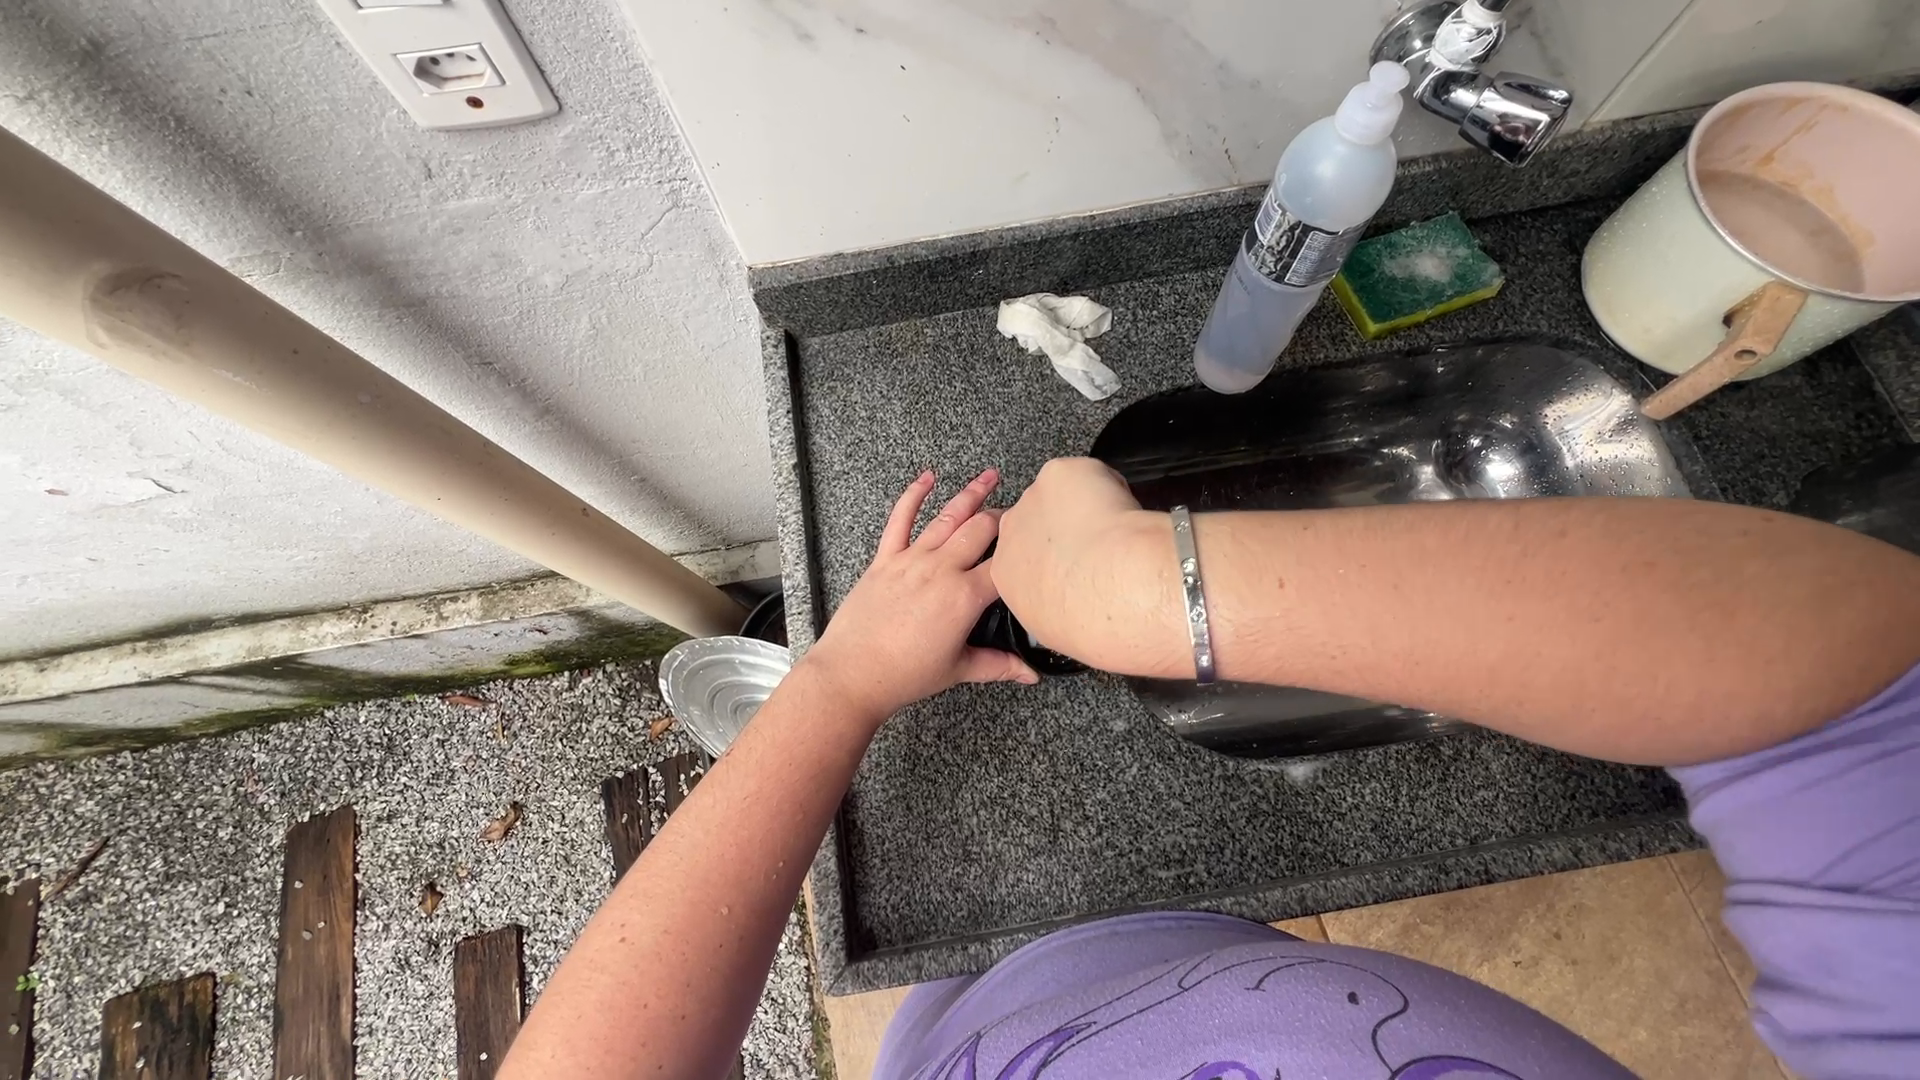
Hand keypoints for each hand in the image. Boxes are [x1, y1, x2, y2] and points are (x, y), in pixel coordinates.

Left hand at [801, 468, 1039, 722]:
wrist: (852, 674)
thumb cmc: (903, 675)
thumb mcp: (959, 670)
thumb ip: (999, 665)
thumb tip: (1030, 674)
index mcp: (964, 598)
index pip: (1005, 565)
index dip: (1023, 550)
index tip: (1035, 542)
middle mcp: (941, 570)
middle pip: (982, 529)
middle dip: (1003, 517)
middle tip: (1018, 514)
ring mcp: (911, 560)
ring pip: (948, 517)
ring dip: (972, 493)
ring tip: (990, 477)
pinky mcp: (885, 559)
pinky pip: (900, 519)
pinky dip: (913, 495)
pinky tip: (927, 477)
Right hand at [992, 458, 1187, 675]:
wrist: (1112, 587)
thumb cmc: (1088, 616)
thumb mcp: (1054, 631)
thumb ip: (1049, 607)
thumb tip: (1066, 607)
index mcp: (1006, 573)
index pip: (1020, 554)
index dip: (1048, 555)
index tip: (1069, 560)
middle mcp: (1012, 531)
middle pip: (1035, 519)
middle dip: (1060, 526)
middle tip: (1095, 545)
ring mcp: (1033, 498)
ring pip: (1062, 493)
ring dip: (1085, 504)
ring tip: (1114, 531)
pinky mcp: (1057, 473)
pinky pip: (1085, 472)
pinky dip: (1106, 483)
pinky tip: (1120, 510)